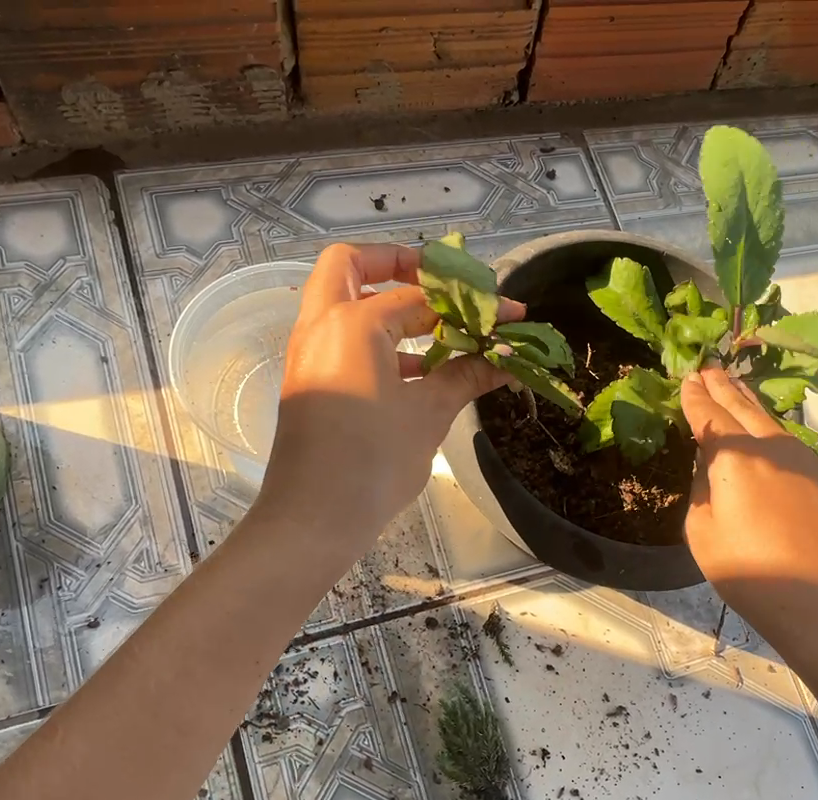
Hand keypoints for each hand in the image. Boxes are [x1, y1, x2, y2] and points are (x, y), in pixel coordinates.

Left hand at [256, 243, 515, 545]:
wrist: (316, 516)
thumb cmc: (374, 459)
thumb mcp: (429, 414)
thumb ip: (467, 376)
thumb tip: (506, 360)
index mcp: (353, 322)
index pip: (419, 295)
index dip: (469, 301)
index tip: (508, 311)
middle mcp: (322, 325)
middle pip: (351, 266)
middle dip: (396, 265)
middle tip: (439, 284)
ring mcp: (310, 353)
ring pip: (344, 304)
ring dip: (387, 307)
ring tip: (439, 331)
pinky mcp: (310, 382)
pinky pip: (344, 342)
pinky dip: (377, 342)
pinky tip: (418, 371)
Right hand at [681, 368, 817, 643]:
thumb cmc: (749, 571)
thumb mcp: (702, 532)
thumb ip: (702, 490)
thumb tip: (712, 467)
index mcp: (734, 457)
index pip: (709, 417)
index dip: (695, 399)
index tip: (686, 380)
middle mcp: (769, 446)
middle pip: (741, 407)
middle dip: (722, 388)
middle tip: (707, 369)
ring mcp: (801, 458)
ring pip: (767, 420)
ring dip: (746, 402)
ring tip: (732, 387)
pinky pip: (786, 439)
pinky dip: (767, 425)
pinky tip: (762, 427)